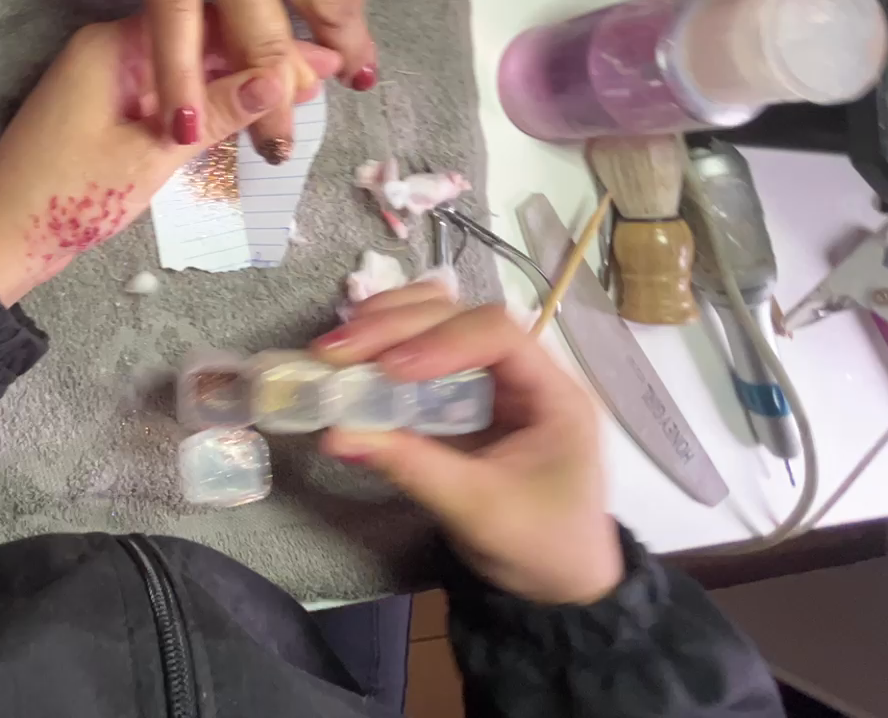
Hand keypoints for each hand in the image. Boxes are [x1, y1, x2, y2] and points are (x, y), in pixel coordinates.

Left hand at [0, 15, 341, 305]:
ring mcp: (105, 79)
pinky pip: (164, 95)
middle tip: (328, 77)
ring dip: (235, 86)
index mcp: (115, 44)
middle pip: (199, 46)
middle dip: (260, 63)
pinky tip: (244, 112)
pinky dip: (203, 106)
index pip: (208, 26)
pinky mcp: (103, 109)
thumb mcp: (153, 153)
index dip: (270, 43)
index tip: (326, 58)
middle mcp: (110, 49)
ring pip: (185, 72)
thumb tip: (284, 76)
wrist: (0, 234)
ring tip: (299, 96)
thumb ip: (218, 113)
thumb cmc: (71, 193)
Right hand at [311, 284, 623, 605]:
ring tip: (338, 343)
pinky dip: (383, 331)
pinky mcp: (457, 380)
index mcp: (552, 394)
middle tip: (334, 352)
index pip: (496, 334)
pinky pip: (419, 335)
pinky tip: (353, 342)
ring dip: (382, 320)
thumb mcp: (476, 510)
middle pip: (454, 315)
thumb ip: (410, 466)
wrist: (553, 575)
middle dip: (392, 327)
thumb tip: (334, 435)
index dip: (439, 341)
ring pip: (435, 313)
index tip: (388, 369)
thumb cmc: (535, 544)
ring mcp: (487, 369)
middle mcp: (521, 367)